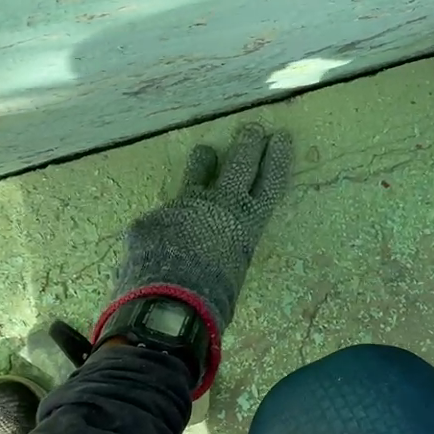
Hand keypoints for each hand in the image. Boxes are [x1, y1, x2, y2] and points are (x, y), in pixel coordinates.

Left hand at [96, 125, 291, 387]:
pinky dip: (162, 228)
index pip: (269, 182)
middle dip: (247, 144)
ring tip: (205, 152)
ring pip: (197, 174)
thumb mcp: (233, 271)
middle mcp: (221, 205)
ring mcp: (185, 206)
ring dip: (203, 162)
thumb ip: (224, 250)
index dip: (276, 158)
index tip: (280, 137)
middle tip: (252, 128)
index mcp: (248, 222)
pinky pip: (161, 219)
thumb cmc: (213, 300)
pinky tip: (156, 245)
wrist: (167, 304)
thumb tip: (209, 252)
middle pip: (238, 164)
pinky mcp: (153, 216)